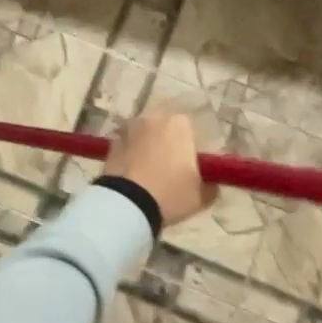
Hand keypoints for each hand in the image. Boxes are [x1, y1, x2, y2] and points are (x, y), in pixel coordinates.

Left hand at [104, 109, 216, 226]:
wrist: (127, 204)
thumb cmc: (171, 193)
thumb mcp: (202, 196)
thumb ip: (210, 184)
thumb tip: (209, 182)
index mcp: (180, 124)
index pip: (192, 132)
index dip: (192, 151)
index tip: (191, 170)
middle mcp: (153, 118)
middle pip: (166, 130)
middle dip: (169, 146)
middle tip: (171, 173)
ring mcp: (129, 129)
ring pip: (145, 137)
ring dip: (148, 149)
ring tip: (150, 177)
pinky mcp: (111, 143)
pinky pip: (128, 148)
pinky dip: (132, 157)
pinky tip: (134, 178)